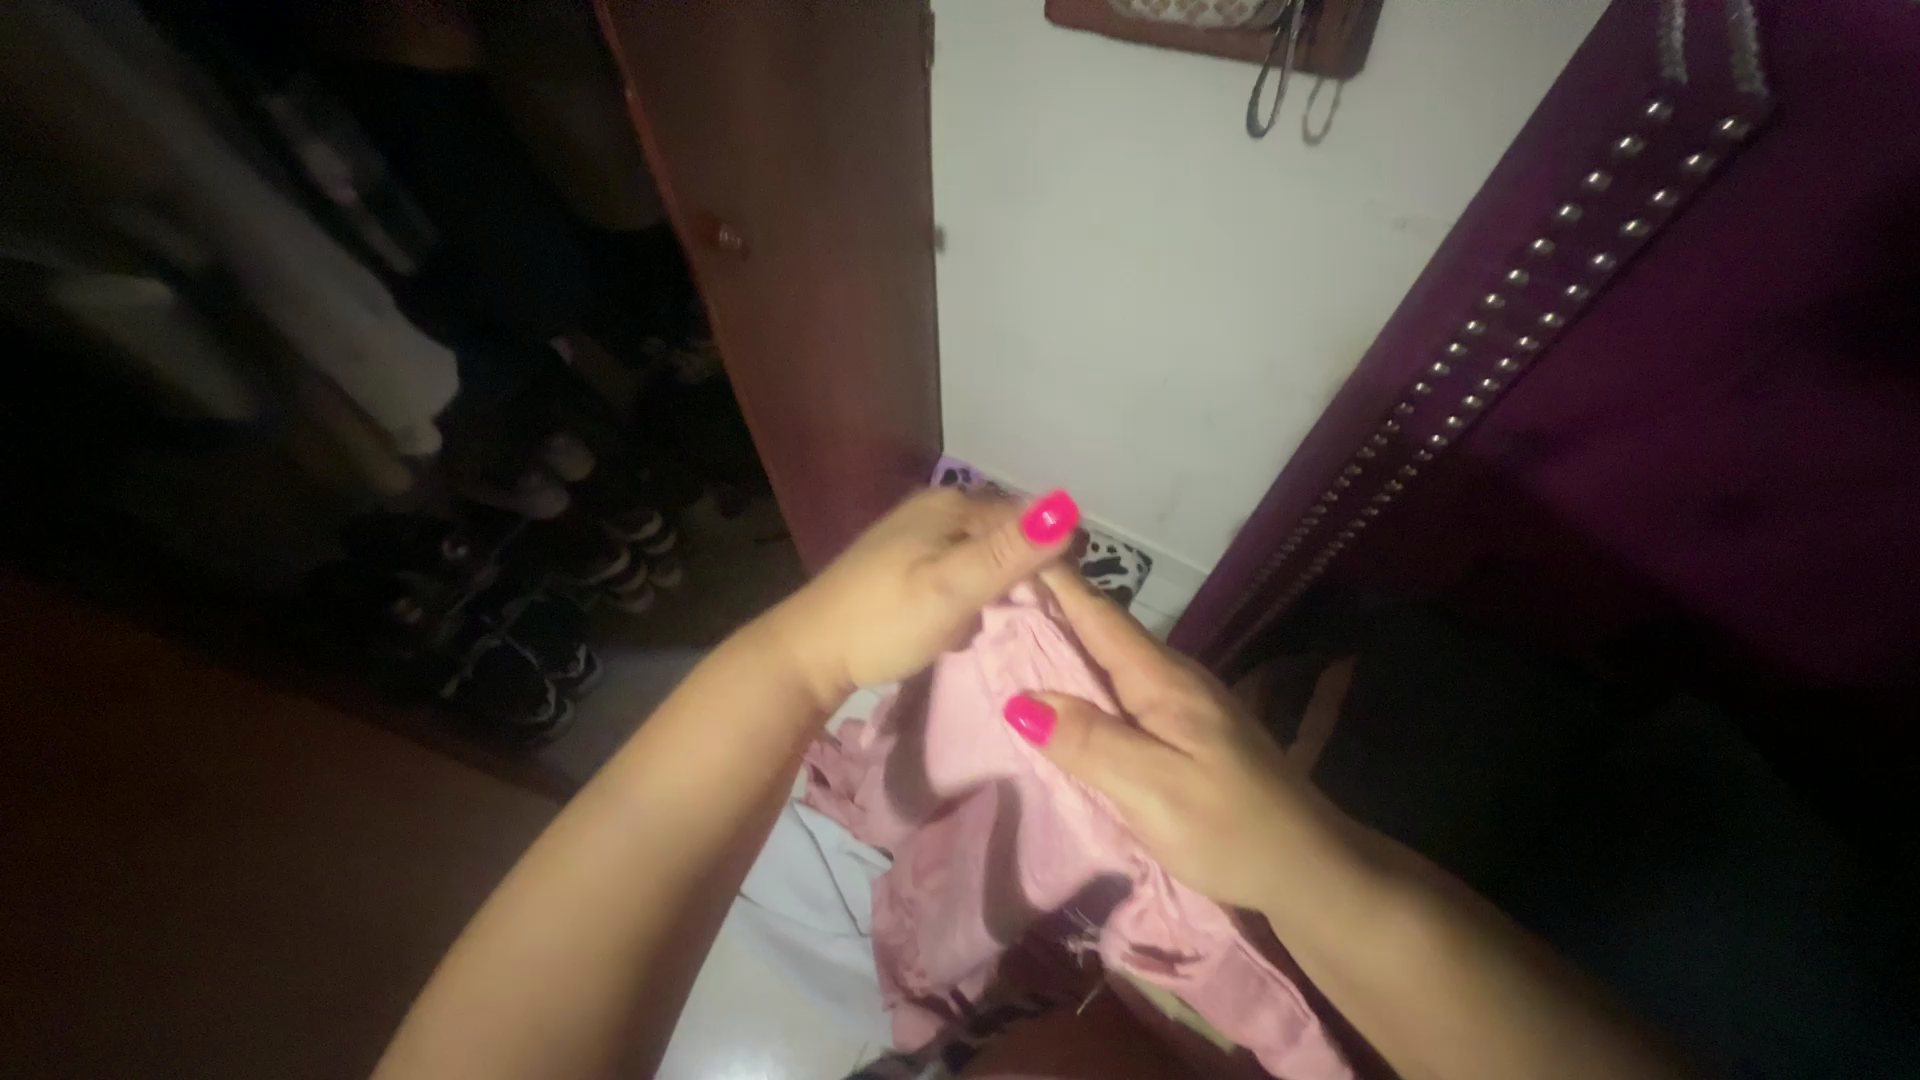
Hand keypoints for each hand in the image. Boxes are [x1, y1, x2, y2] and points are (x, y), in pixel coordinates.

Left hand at [763, 487, 1079, 708]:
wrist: (809, 652)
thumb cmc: (885, 621)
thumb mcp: (953, 589)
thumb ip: (1009, 552)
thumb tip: (1069, 506)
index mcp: (952, 505)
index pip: (1027, 519)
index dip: (1050, 560)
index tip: (1062, 606)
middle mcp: (934, 507)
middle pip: (1003, 535)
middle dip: (1020, 575)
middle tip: (1029, 621)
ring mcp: (914, 533)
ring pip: (979, 555)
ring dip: (993, 588)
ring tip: (993, 625)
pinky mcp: (901, 561)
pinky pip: (954, 569)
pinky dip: (966, 594)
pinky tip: (959, 624)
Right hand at [1002, 563, 1316, 911]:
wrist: (1312, 870)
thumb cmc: (1233, 829)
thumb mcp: (1155, 790)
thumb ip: (1089, 743)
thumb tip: (1020, 702)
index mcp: (1161, 679)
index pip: (1097, 614)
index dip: (1054, 580)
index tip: (1010, 544)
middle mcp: (1169, 678)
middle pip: (1099, 629)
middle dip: (1047, 604)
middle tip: (988, 590)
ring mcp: (1178, 704)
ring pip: (1107, 659)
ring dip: (1061, 640)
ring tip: (1007, 631)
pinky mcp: (1180, 730)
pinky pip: (1117, 689)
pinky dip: (1080, 679)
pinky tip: (1059, 690)